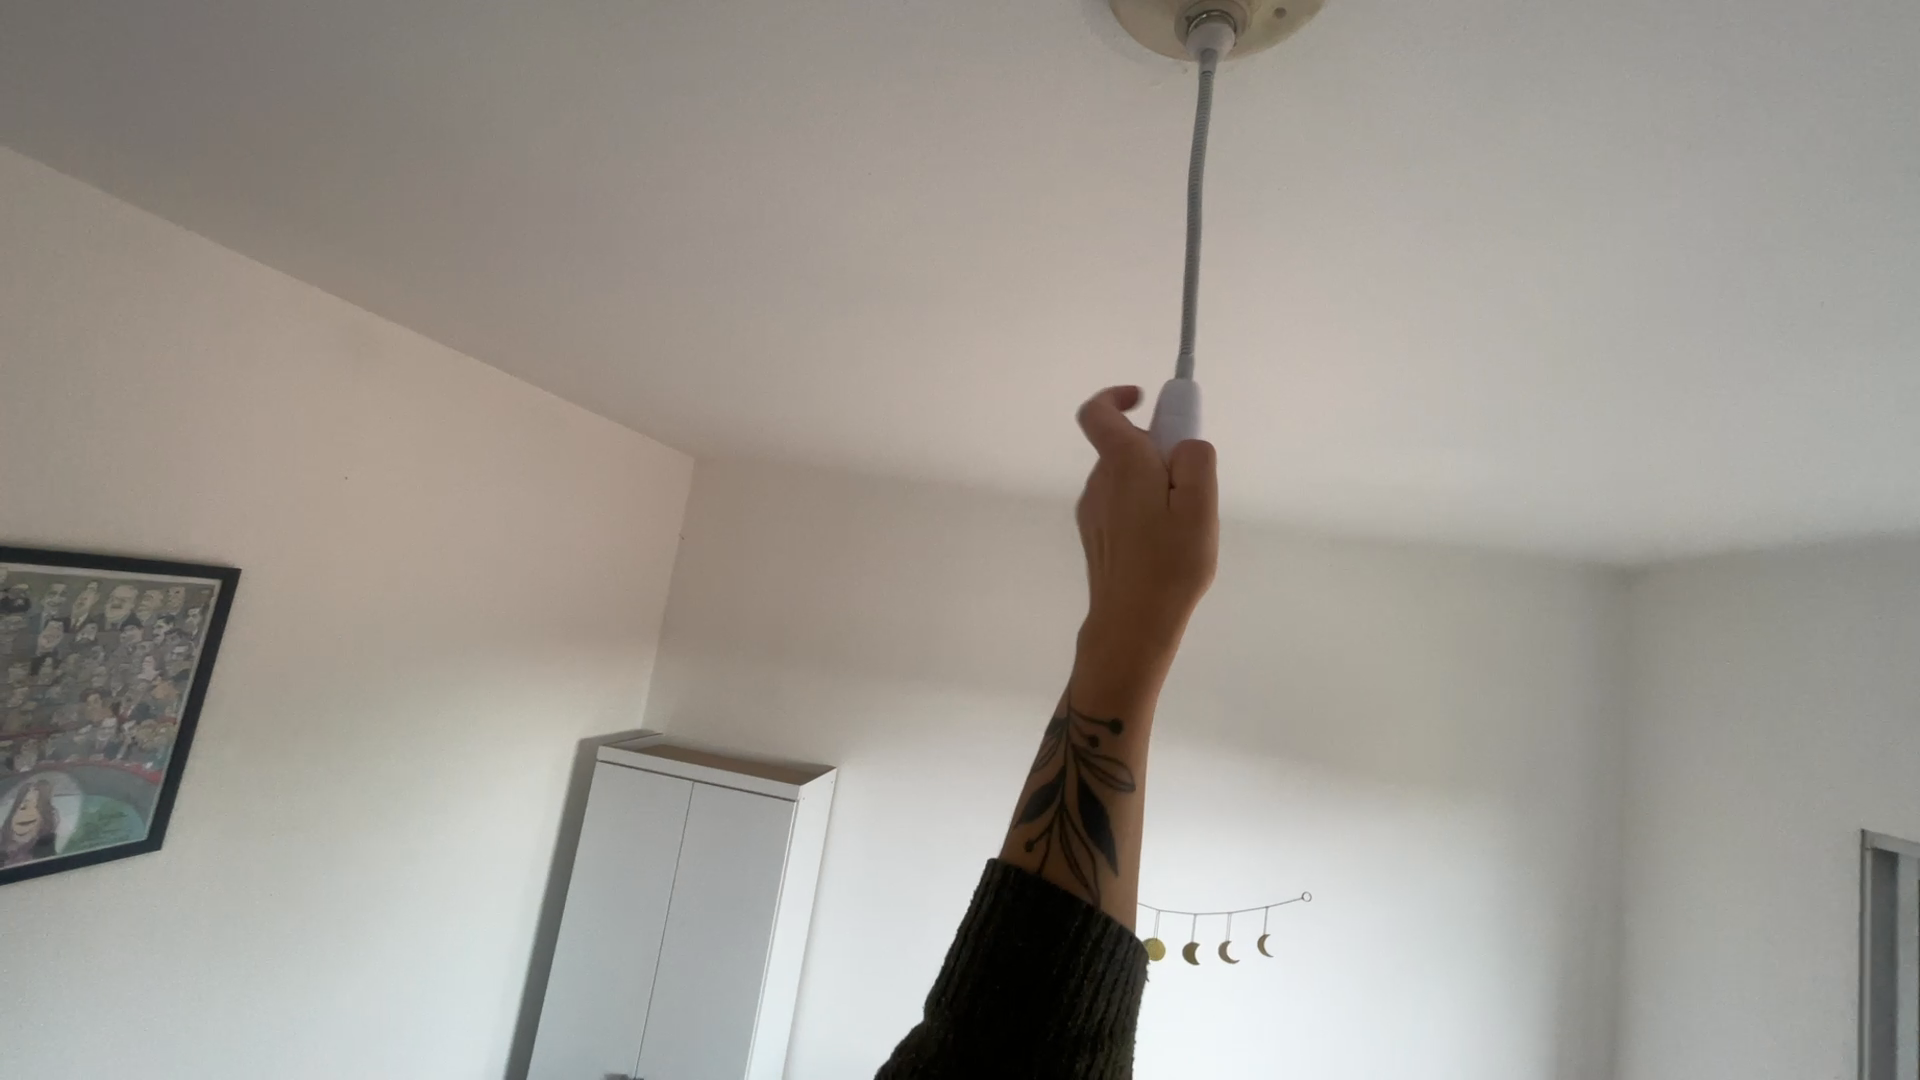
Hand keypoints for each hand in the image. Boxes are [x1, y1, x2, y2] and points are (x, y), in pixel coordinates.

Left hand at [1073, 385, 1218, 671]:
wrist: (1131, 623)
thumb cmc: (1170, 564)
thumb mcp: (1200, 506)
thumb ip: (1195, 461)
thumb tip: (1183, 443)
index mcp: (1121, 466)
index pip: (1097, 413)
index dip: (1116, 397)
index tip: (1144, 400)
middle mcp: (1098, 483)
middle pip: (1123, 448)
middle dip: (1158, 452)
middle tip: (1191, 487)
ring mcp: (1091, 511)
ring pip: (1124, 479)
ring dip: (1153, 485)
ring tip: (1182, 525)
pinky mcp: (1094, 535)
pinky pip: (1120, 505)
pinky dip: (1142, 508)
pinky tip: (1163, 543)